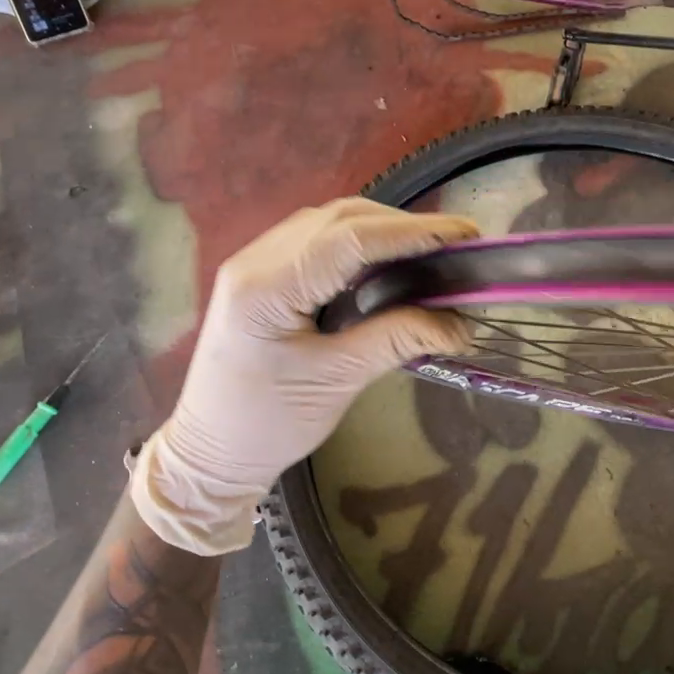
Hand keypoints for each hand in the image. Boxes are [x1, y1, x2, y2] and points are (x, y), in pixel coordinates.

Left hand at [128, 198, 478, 554]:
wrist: (210, 455)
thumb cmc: (268, 424)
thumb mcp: (338, 381)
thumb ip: (398, 339)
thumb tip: (462, 324)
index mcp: (267, 287)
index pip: (350, 239)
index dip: (411, 232)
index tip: (463, 235)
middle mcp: (256, 259)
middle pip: (340, 219)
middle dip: (401, 225)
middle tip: (454, 244)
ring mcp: (256, 262)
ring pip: (330, 223)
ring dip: (381, 228)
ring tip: (428, 250)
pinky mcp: (264, 274)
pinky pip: (318, 240)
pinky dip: (360, 241)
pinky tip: (387, 259)